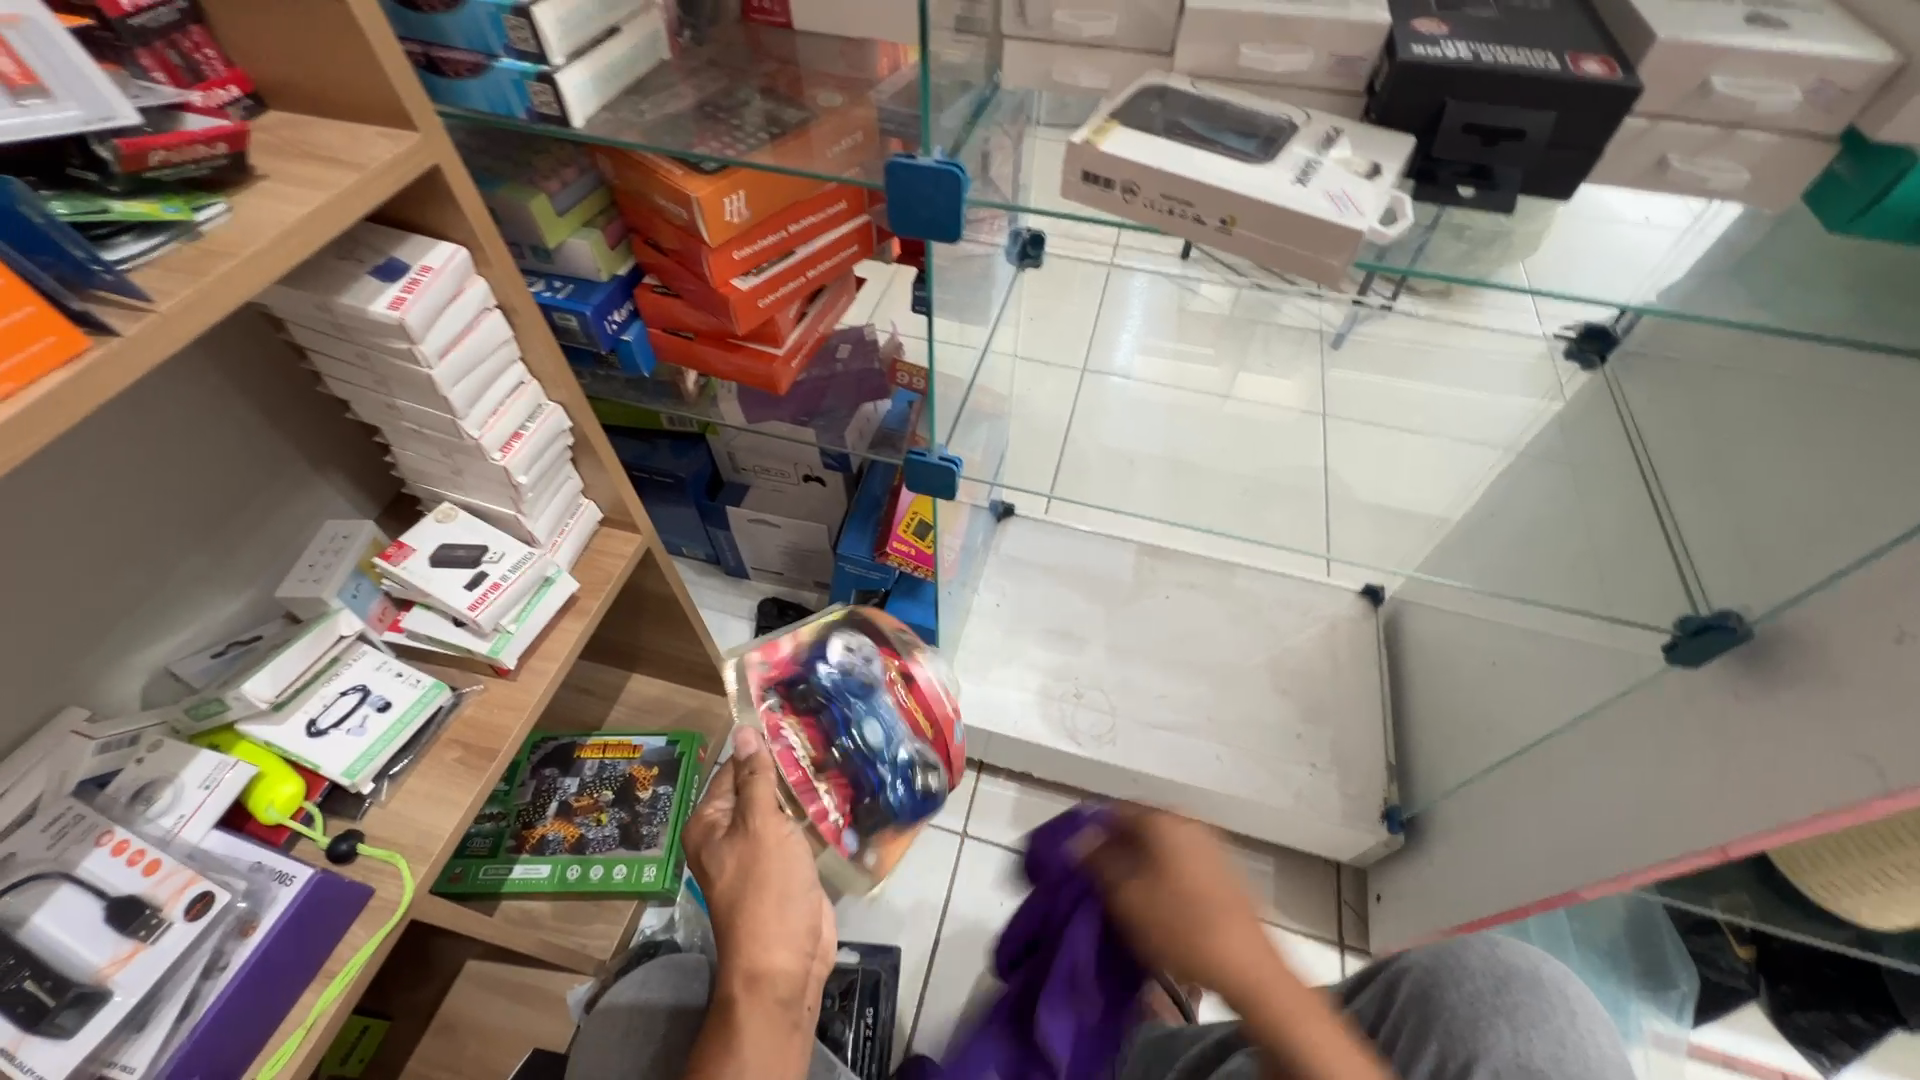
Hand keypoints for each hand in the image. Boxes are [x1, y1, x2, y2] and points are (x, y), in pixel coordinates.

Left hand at [684, 726, 835, 1013]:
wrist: (785, 959)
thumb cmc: (765, 887)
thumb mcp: (760, 824)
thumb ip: (756, 777)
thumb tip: (743, 730)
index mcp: (709, 824)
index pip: (732, 771)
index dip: (759, 748)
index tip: (792, 720)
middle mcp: (729, 835)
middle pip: (758, 789)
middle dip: (786, 768)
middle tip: (821, 733)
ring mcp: (760, 853)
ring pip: (782, 810)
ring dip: (804, 791)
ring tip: (835, 756)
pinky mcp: (787, 868)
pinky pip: (799, 832)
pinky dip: (815, 816)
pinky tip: (840, 794)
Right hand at [1080, 804, 1275, 1000]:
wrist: (1245, 966)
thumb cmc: (1178, 927)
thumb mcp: (1125, 896)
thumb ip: (1098, 861)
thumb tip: (1080, 839)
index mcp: (1162, 819)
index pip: (1113, 811)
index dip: (1091, 832)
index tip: (1078, 858)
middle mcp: (1187, 820)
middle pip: (1140, 824)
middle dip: (1117, 846)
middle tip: (1099, 877)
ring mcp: (1211, 843)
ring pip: (1162, 843)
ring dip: (1141, 860)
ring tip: (1126, 891)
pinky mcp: (1224, 868)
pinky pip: (1182, 858)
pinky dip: (1164, 870)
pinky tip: (1157, 898)